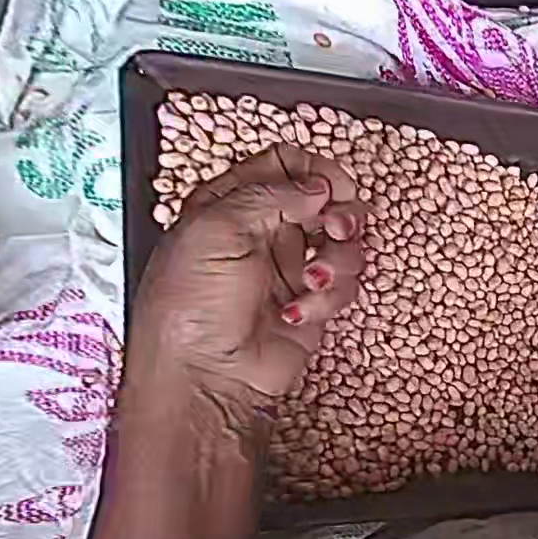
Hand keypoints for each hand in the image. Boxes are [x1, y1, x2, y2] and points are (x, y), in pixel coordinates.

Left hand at [127, 145, 366, 408]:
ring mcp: (294, 269)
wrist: (209, 372)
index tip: (333, 188)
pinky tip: (298, 312)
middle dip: (341, 216)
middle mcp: (268, 232)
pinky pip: (344, 287)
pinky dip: (327, 299)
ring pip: (344, 246)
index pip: (284, 165)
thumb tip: (320, 185)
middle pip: (327, 203)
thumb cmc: (193, 303)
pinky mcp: (316, 303)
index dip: (314, 171)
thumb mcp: (216, 231)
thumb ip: (270, 197)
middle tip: (337, 230)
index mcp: (233, 203)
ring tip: (313, 281)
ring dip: (337, 262)